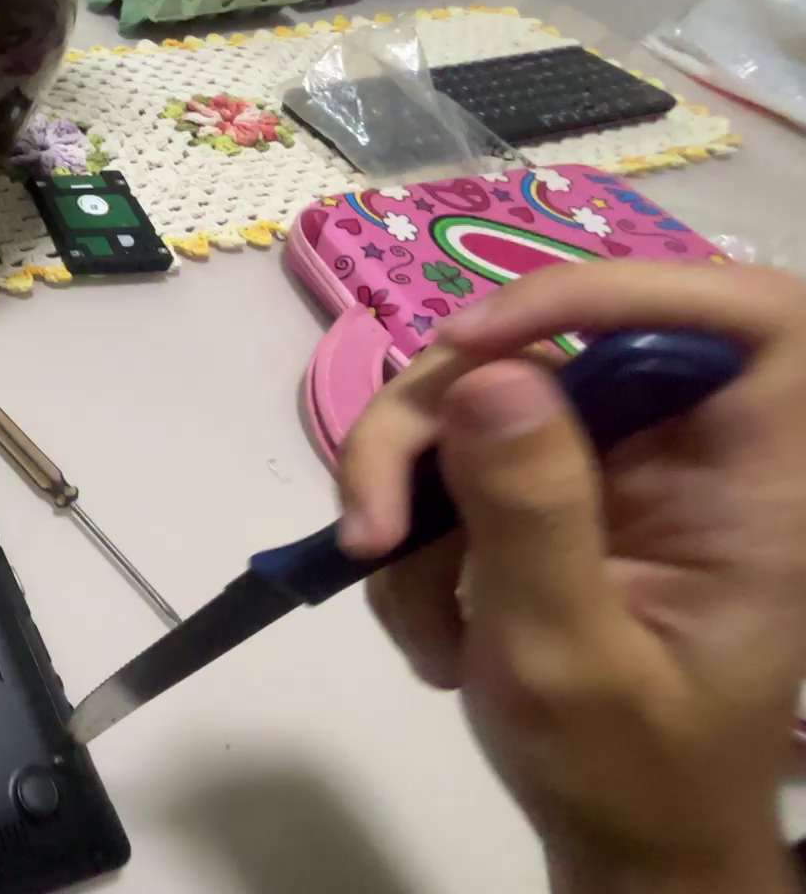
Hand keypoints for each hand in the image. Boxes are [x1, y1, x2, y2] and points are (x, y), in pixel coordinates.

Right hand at [336, 263, 805, 893]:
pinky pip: (421, 466)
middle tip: (369, 527)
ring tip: (393, 595)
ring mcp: (578, 470)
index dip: (602, 293)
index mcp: (746, 486)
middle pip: (521, 359)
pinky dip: (389, 531)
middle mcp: (661, 454)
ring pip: (446, 409)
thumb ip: (533, 512)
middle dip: (416, 432)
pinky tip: (419, 613)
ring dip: (387, 492)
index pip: (736, 319)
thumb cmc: (620, 762)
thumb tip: (489, 377)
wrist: (605, 822)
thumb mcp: (564, 648)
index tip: (469, 346)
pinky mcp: (515, 492)